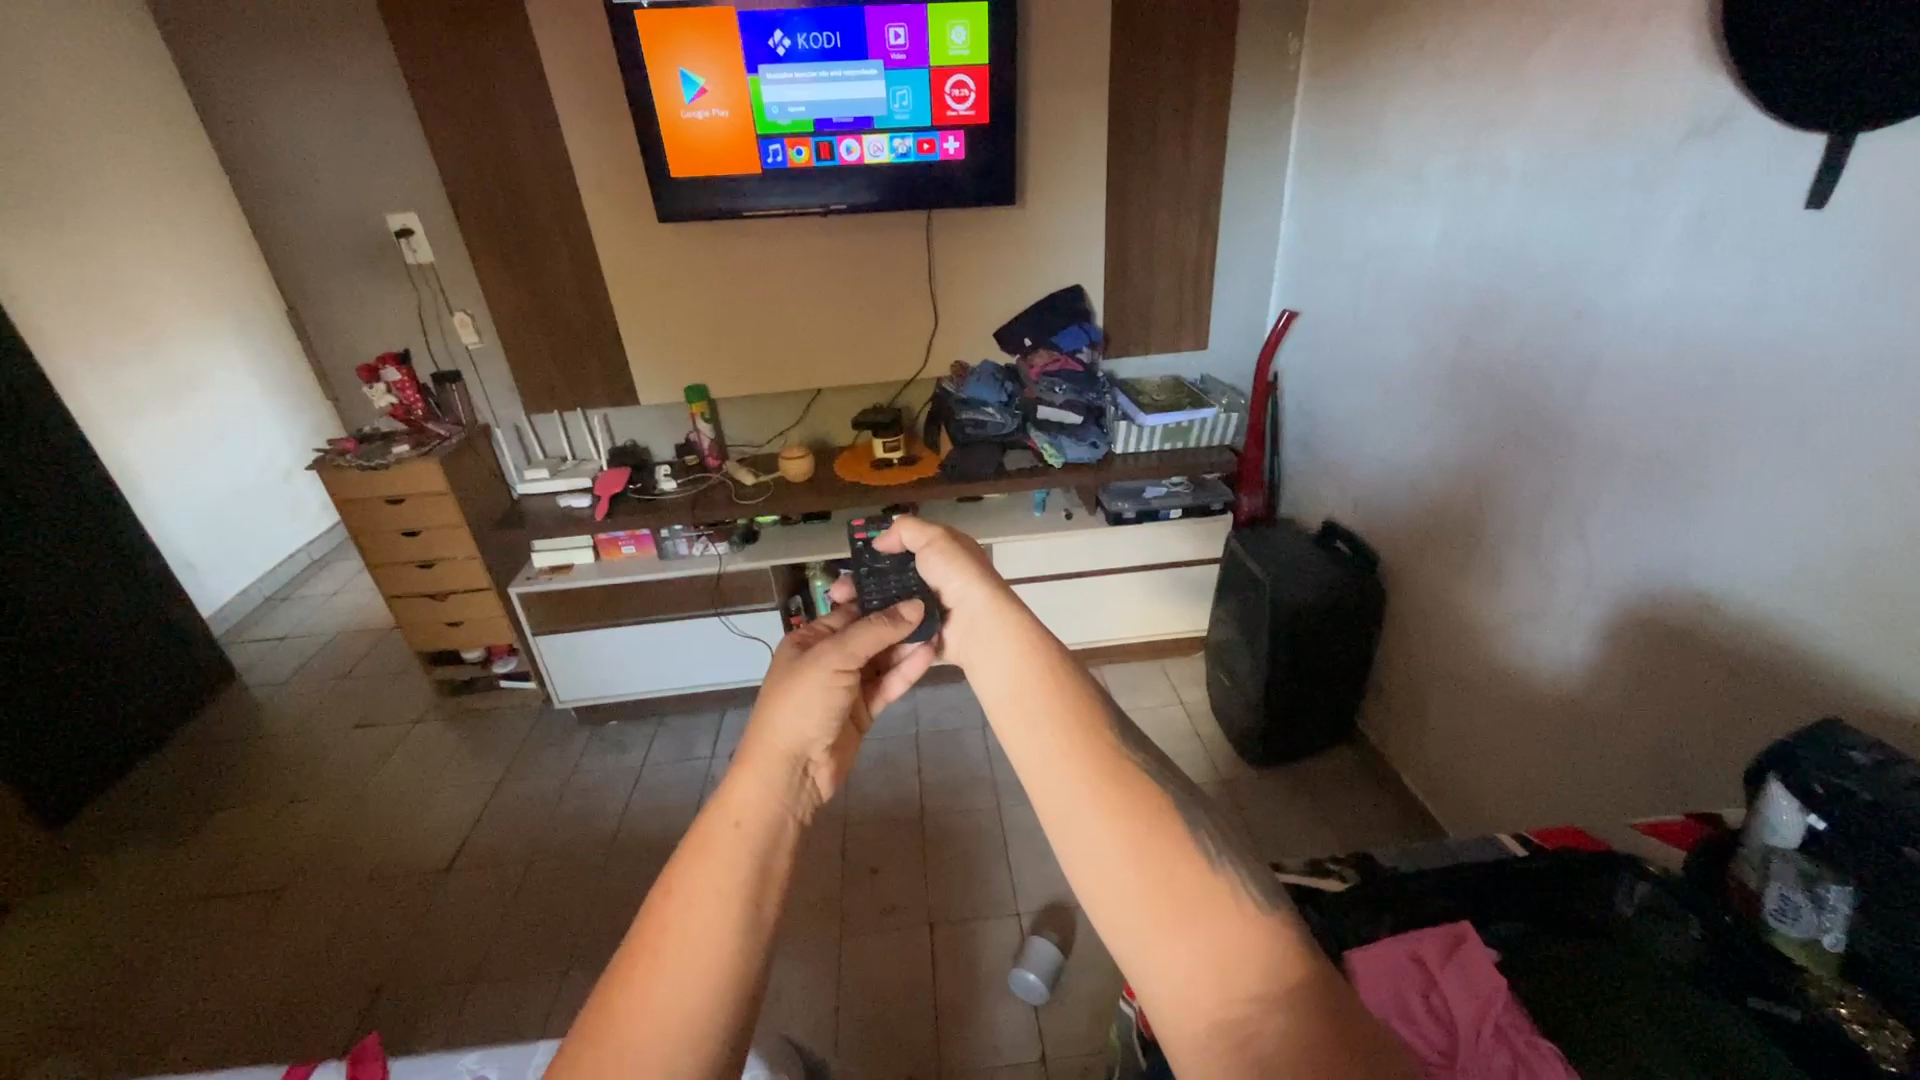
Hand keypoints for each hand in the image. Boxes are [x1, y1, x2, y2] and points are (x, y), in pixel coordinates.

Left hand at [734, 600, 934, 816]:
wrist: (790, 770)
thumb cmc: (802, 703)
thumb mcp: (834, 657)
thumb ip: (876, 630)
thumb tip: (915, 605)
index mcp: (810, 638)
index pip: (851, 610)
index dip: (882, 599)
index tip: (916, 586)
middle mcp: (828, 658)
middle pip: (869, 635)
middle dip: (900, 623)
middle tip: (937, 606)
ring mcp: (846, 686)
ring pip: (882, 660)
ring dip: (907, 646)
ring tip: (941, 627)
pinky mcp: (862, 711)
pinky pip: (887, 685)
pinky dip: (906, 671)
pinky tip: (930, 655)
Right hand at [825, 516, 1020, 666]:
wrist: (978, 623)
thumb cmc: (957, 574)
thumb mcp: (935, 537)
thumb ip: (905, 530)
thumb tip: (879, 541)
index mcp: (940, 555)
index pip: (901, 552)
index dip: (874, 557)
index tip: (850, 566)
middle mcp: (934, 583)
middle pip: (890, 583)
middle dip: (861, 587)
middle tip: (837, 594)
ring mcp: (927, 612)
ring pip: (889, 609)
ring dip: (865, 609)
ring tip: (840, 612)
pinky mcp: (923, 637)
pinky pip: (896, 631)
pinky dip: (879, 630)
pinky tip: (857, 630)